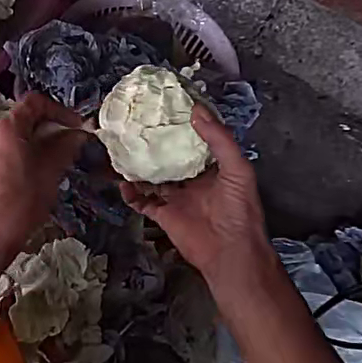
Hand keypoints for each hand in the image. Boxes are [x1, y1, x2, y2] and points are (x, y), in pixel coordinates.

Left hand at [0, 92, 88, 259]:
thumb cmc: (20, 203)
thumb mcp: (51, 171)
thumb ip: (65, 146)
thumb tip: (78, 134)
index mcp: (7, 127)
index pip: (36, 102)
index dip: (60, 110)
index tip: (76, 126)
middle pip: (26, 118)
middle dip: (52, 128)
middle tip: (72, 143)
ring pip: (18, 135)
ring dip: (41, 142)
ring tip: (60, 160)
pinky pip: (9, 149)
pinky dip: (27, 153)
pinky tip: (41, 172)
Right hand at [120, 105, 271, 279]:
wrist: (230, 251)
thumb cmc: (239, 209)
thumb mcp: (237, 168)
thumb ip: (219, 139)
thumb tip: (197, 111)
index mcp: (213, 170)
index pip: (196, 145)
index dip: (184, 129)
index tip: (167, 111)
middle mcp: (193, 183)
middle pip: (171, 161)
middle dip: (158, 147)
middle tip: (140, 128)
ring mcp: (177, 200)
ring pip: (153, 180)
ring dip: (140, 168)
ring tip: (124, 151)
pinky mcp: (164, 216)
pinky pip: (143, 202)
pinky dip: (131, 194)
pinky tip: (122, 182)